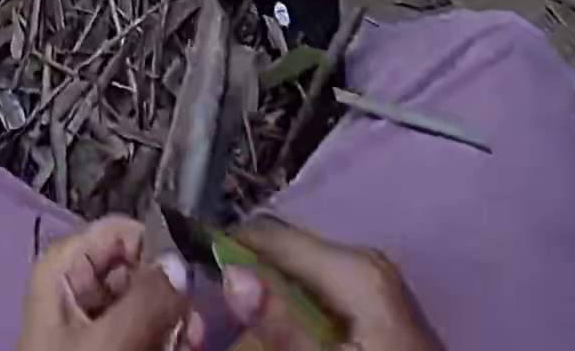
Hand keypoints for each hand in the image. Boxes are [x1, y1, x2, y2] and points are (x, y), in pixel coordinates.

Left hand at [16, 216, 190, 350]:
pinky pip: (146, 334)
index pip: (121, 232)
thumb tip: (181, 261)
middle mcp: (80, 283)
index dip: (159, 248)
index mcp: (66, 265)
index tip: (196, 278)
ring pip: (148, 304)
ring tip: (189, 346)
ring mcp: (95, 319)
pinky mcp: (111, 347)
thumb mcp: (106, 344)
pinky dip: (166, 343)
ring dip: (175, 326)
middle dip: (172, 296)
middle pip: (139, 269)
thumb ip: (146, 301)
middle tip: (194, 332)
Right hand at [209, 220, 436, 350]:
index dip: (227, 253)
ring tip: (261, 340)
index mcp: (354, 267)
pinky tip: (290, 342)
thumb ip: (282, 327)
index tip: (200, 285)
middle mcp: (360, 263)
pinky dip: (295, 322)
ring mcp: (369, 286)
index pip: (265, 235)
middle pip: (278, 257)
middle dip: (249, 287)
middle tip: (227, 326)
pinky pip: (315, 300)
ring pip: (293, 281)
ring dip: (271, 310)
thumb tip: (231, 275)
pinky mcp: (374, 310)